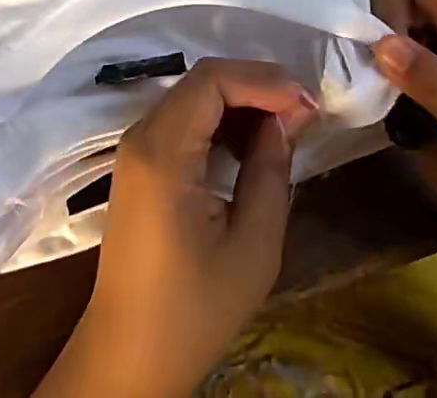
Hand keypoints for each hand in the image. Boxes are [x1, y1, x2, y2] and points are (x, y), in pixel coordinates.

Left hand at [35, 58, 320, 397]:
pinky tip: (252, 143)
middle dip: (258, 85)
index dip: (264, 80)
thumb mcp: (253, 245)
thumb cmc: (193, 309)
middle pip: (203, 81)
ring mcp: (137, 148)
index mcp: (163, 153)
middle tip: (304, 111)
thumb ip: (272, 168)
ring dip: (243, 100)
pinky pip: (186, 118)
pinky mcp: (142, 162)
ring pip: (195, 95)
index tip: (307, 103)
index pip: (212, 81)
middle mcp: (142, 137)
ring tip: (287, 125)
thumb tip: (289, 116)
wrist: (129, 356)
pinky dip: (223, 120)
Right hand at [371, 0, 436, 237]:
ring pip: (388, 22)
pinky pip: (376, 60)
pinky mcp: (403, 87)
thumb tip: (380, 42)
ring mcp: (427, 59)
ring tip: (383, 78)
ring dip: (377, 37)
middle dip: (397, 12)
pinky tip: (370, 87)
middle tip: (395, 56)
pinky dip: (366, 64)